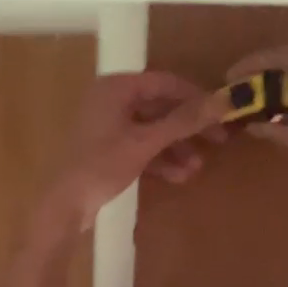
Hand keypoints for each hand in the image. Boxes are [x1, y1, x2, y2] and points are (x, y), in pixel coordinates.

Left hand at [42, 71, 224, 228]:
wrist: (64, 204)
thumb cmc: (102, 165)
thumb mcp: (146, 142)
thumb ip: (183, 121)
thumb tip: (223, 101)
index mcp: (116, 87)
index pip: (164, 82)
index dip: (195, 97)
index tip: (221, 113)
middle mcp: (110, 99)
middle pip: (159, 107)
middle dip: (187, 128)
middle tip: (219, 142)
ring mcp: (107, 125)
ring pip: (151, 129)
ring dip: (175, 148)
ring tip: (196, 168)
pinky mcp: (106, 148)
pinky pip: (140, 146)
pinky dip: (158, 158)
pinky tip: (178, 176)